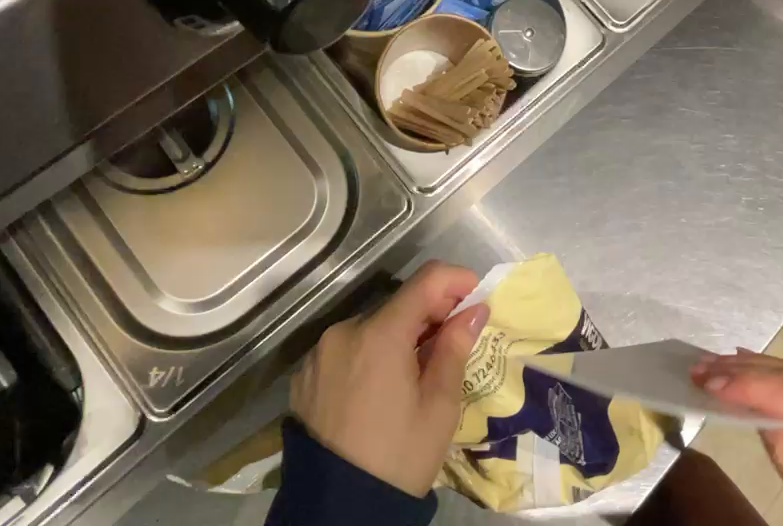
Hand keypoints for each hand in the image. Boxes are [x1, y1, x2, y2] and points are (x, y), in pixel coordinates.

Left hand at [290, 261, 488, 496]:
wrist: (338, 512)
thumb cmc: (400, 457)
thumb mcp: (440, 406)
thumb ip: (456, 347)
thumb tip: (474, 309)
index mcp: (380, 334)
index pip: (426, 281)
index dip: (456, 280)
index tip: (477, 296)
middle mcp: (345, 331)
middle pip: (398, 304)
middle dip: (431, 313)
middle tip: (456, 339)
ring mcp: (320, 354)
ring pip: (372, 327)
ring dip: (400, 336)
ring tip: (419, 370)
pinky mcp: (305, 377)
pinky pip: (348, 350)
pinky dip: (371, 355)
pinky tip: (383, 388)